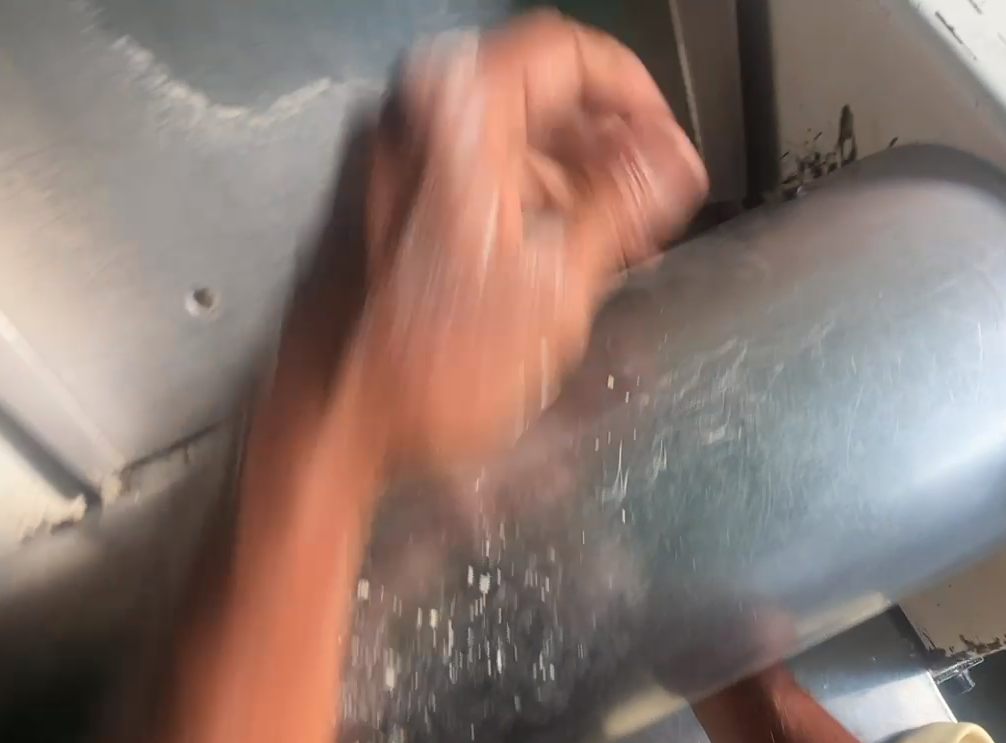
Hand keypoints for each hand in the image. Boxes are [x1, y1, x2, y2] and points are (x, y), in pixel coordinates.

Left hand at [347, 13, 707, 469]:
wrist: (331, 425)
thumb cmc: (432, 367)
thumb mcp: (550, 285)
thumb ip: (619, 208)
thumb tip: (674, 160)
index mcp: (456, 116)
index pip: (564, 54)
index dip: (632, 94)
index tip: (666, 146)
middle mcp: (412, 122)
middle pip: (532, 99)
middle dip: (605, 147)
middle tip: (654, 201)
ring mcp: (389, 168)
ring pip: (500, 148)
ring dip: (568, 184)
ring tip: (618, 242)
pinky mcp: (381, 214)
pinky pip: (466, 185)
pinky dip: (520, 209)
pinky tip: (555, 258)